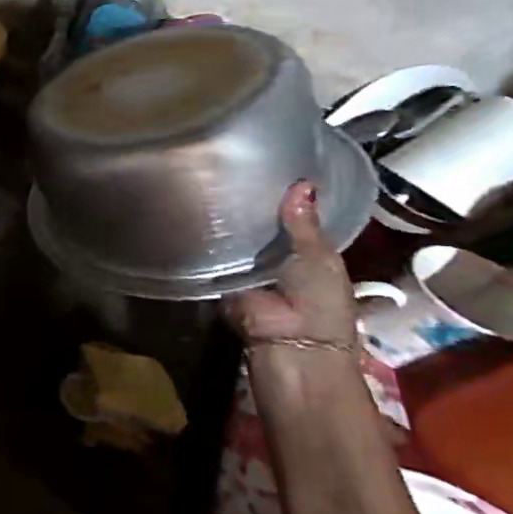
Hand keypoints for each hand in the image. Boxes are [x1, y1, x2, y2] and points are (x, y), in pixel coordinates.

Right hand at [223, 180, 358, 351]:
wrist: (288, 343)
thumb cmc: (319, 300)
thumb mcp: (319, 256)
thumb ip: (304, 223)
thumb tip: (303, 181)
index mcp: (308, 257)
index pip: (293, 223)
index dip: (283, 201)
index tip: (266, 171)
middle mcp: (276, 263)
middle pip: (261, 231)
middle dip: (250, 210)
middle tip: (229, 173)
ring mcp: (248, 273)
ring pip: (237, 244)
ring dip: (227, 227)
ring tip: (207, 187)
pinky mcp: (222, 282)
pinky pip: (214, 260)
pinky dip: (208, 245)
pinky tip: (193, 216)